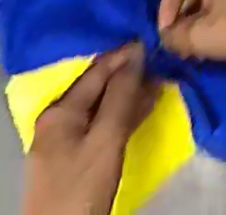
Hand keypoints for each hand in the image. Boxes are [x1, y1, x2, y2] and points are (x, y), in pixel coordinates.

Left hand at [21, 44, 158, 214]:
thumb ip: (122, 92)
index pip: (99, 68)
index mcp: (60, 111)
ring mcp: (65, 139)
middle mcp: (58, 119)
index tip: (160, 39)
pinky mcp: (75, 156)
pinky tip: (147, 107)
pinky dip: (125, 112)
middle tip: (167, 62)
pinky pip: (103, 122)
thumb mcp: (107, 137)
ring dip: (132, 92)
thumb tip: (138, 51)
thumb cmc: (82, 186)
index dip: (129, 52)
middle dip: (133, 72)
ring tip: (164, 81)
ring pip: (104, 104)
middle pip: (100, 85)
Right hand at [158, 0, 225, 59]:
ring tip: (193, 41)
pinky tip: (212, 32)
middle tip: (177, 39)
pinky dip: (213, 9)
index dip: (166, 8)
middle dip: (181, 12)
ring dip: (197, 13)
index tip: (166, 33)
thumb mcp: (198, 37)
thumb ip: (173, 35)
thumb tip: (168, 34)